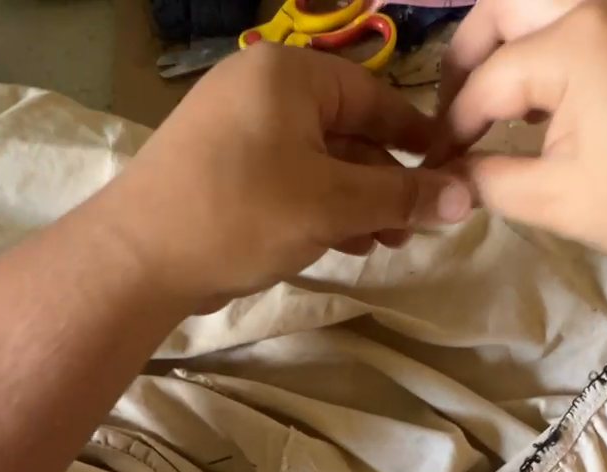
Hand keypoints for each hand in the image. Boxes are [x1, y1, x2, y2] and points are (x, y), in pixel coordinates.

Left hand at [86, 45, 473, 302]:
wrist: (140, 259)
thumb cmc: (242, 214)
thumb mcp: (331, 205)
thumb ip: (399, 198)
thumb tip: (466, 197)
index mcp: (289, 76)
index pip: (373, 99)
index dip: (415, 139)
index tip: (449, 173)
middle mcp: (262, 92)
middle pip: (346, 134)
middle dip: (384, 185)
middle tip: (412, 230)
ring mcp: (238, 133)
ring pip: (319, 165)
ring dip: (356, 205)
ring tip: (384, 246)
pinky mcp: (224, 173)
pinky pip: (289, 184)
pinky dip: (320, 211)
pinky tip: (344, 244)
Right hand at [435, 0, 606, 277]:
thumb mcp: (555, 200)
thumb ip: (486, 180)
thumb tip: (442, 176)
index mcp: (578, 41)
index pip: (488, 79)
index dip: (450, 128)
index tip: (432, 166)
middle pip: (505, 7)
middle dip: (466, 60)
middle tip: (452, 115)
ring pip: (544, 1)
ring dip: (506, 42)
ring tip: (491, 101)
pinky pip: (584, 12)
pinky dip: (548, 42)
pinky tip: (543, 93)